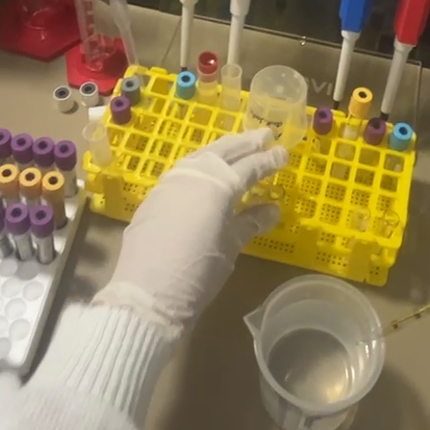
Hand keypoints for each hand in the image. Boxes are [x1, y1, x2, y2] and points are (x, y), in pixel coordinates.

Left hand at [94, 128, 285, 337]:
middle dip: (246, 142)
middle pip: (224, 152)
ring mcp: (170, 184)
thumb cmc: (197, 273)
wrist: (146, 295)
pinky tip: (208, 169)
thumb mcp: (230, 248)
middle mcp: (193, 176)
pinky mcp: (155, 196)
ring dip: (223, 149)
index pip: (249, 166)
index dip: (268, 160)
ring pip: (201, 156)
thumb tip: (272, 209)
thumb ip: (250, 222)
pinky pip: (184, 170)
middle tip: (265, 134)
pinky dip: (202, 163)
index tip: (283, 152)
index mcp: (217, 186)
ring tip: (239, 145)